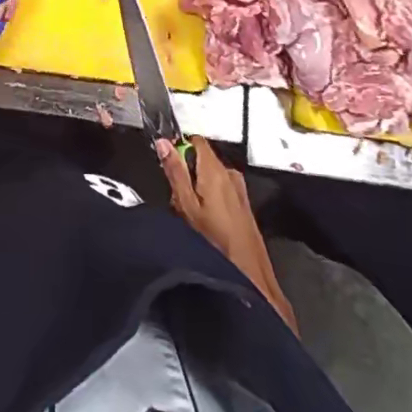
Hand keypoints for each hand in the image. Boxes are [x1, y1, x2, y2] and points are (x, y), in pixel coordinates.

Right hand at [160, 137, 294, 329]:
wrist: (247, 270)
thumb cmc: (216, 239)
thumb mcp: (186, 204)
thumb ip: (174, 171)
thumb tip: (164, 143)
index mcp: (216, 170)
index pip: (196, 141)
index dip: (179, 147)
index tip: (167, 162)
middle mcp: (230, 174)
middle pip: (201, 159)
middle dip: (184, 171)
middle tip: (175, 195)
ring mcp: (238, 189)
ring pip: (208, 176)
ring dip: (194, 187)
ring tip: (187, 211)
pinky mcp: (241, 202)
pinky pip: (218, 189)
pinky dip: (206, 198)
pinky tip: (201, 220)